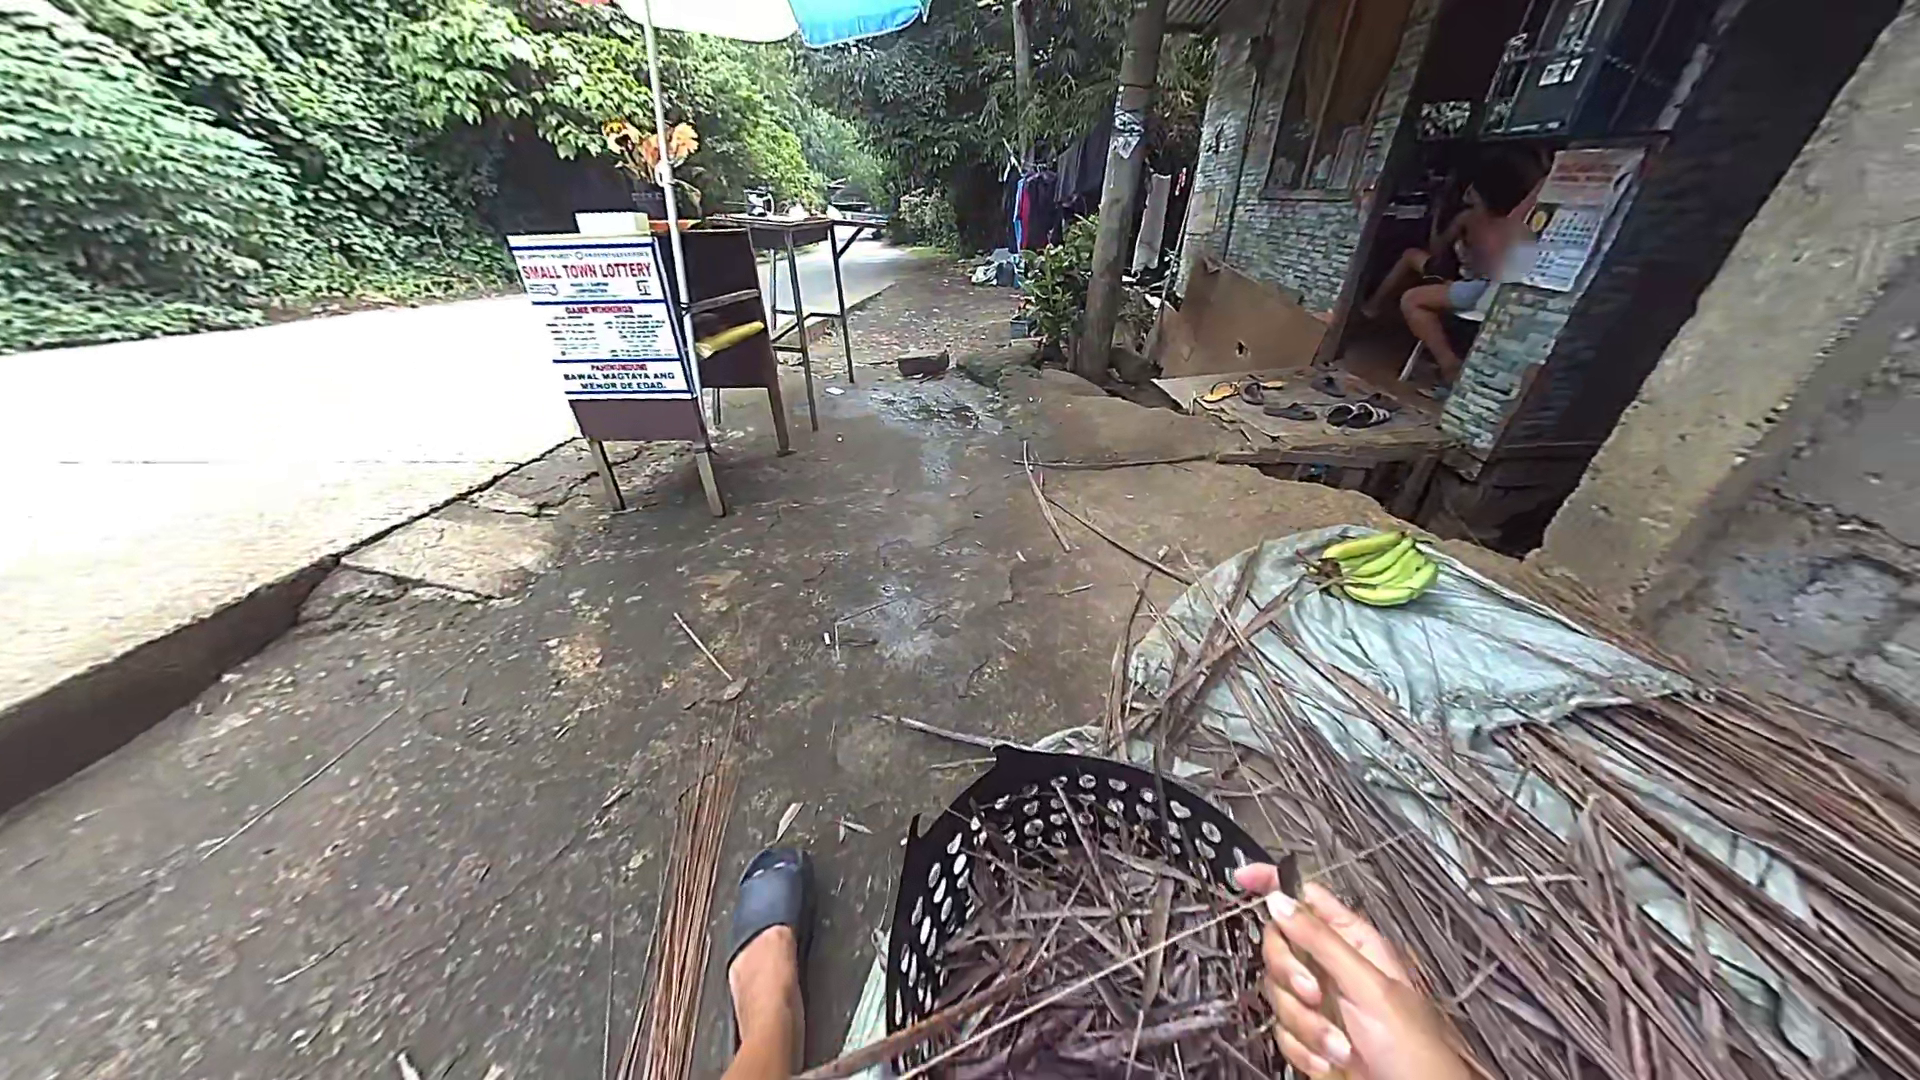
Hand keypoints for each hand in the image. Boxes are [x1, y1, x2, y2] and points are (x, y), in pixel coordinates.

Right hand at [1234, 865, 1472, 1079]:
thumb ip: (1321, 940)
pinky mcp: (1309, 1035)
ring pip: (1276, 988)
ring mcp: (1319, 1001)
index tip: (1242, 877)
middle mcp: (1331, 966)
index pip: (1304, 895)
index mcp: (1352, 942)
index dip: (1272, 882)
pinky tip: (1329, 1061)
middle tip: (1311, 993)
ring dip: (1303, 1021)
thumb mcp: (1370, 989)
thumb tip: (1278, 899)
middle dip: (1288, 972)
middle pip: (1278, 941)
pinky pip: (1281, 1026)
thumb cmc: (1419, 1057)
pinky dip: (1302, 1047)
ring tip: (1338, 1045)